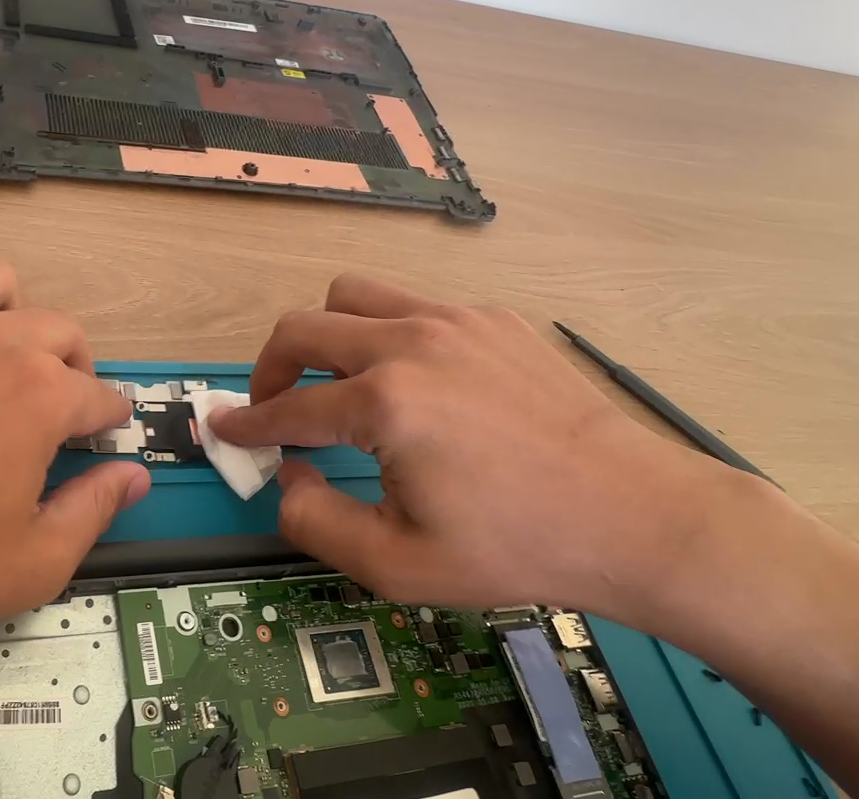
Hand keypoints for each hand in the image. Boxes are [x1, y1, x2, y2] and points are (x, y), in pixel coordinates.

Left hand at [0, 250, 148, 657]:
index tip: (97, 435)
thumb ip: (94, 510)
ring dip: (12, 313)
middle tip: (53, 409)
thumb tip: (131, 479)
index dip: (106, 420)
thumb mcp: (29, 563)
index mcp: (39, 394)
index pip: (99, 395)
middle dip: (72, 370)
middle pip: (61, 331)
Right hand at [208, 274, 772, 618]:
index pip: (287, 407)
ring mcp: (454, 319)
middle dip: (271, 365)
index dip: (246, 422)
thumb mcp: (399, 564)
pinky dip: (389, 333)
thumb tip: (289, 473)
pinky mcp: (492, 317)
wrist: (636, 517)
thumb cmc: (516, 547)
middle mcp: (409, 342)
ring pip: (353, 294)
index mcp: (383, 402)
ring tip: (340, 378)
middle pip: (303, 326)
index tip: (222, 425)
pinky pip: (413, 305)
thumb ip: (315, 520)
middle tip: (276, 404)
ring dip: (326, 332)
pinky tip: (418, 380)